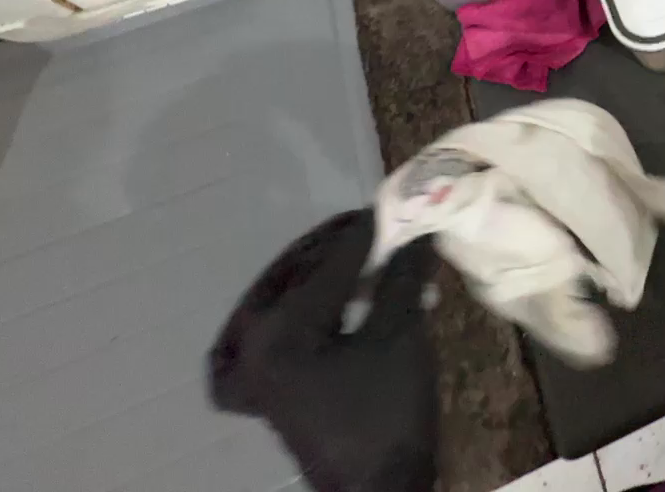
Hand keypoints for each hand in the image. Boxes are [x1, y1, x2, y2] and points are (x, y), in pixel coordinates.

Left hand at [208, 210, 438, 491]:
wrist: (379, 486)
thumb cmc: (388, 407)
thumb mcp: (402, 331)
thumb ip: (403, 274)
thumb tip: (416, 227)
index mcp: (280, 333)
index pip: (331, 261)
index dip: (368, 229)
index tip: (394, 201)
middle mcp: (250, 349)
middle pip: (292, 276)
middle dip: (333, 245)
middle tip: (372, 223)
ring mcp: (249, 376)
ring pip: (274, 301)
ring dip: (312, 273)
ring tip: (351, 254)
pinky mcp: (260, 394)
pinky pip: (259, 337)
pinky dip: (284, 311)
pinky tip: (306, 302)